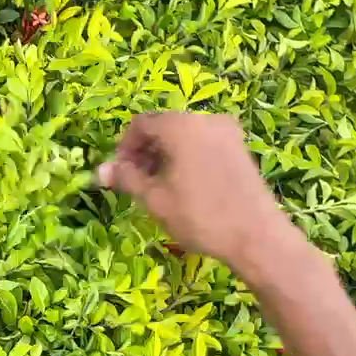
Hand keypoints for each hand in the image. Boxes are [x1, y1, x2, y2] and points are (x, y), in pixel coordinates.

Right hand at [97, 112, 305, 278]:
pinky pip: (202, 144)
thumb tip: (99, 170)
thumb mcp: (154, 199)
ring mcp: (227, 133)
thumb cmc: (199, 216)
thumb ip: (126, 178)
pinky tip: (183, 187)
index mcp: (181, 126)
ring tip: (159, 189)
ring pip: (184, 136)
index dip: (124, 148)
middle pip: (164, 127)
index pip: (141, 124)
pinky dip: (186, 159)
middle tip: (136, 184)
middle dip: (144, 152)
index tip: (120, 174)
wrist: (255, 235)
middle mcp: (205, 120)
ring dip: (165, 157)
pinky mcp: (239, 148)